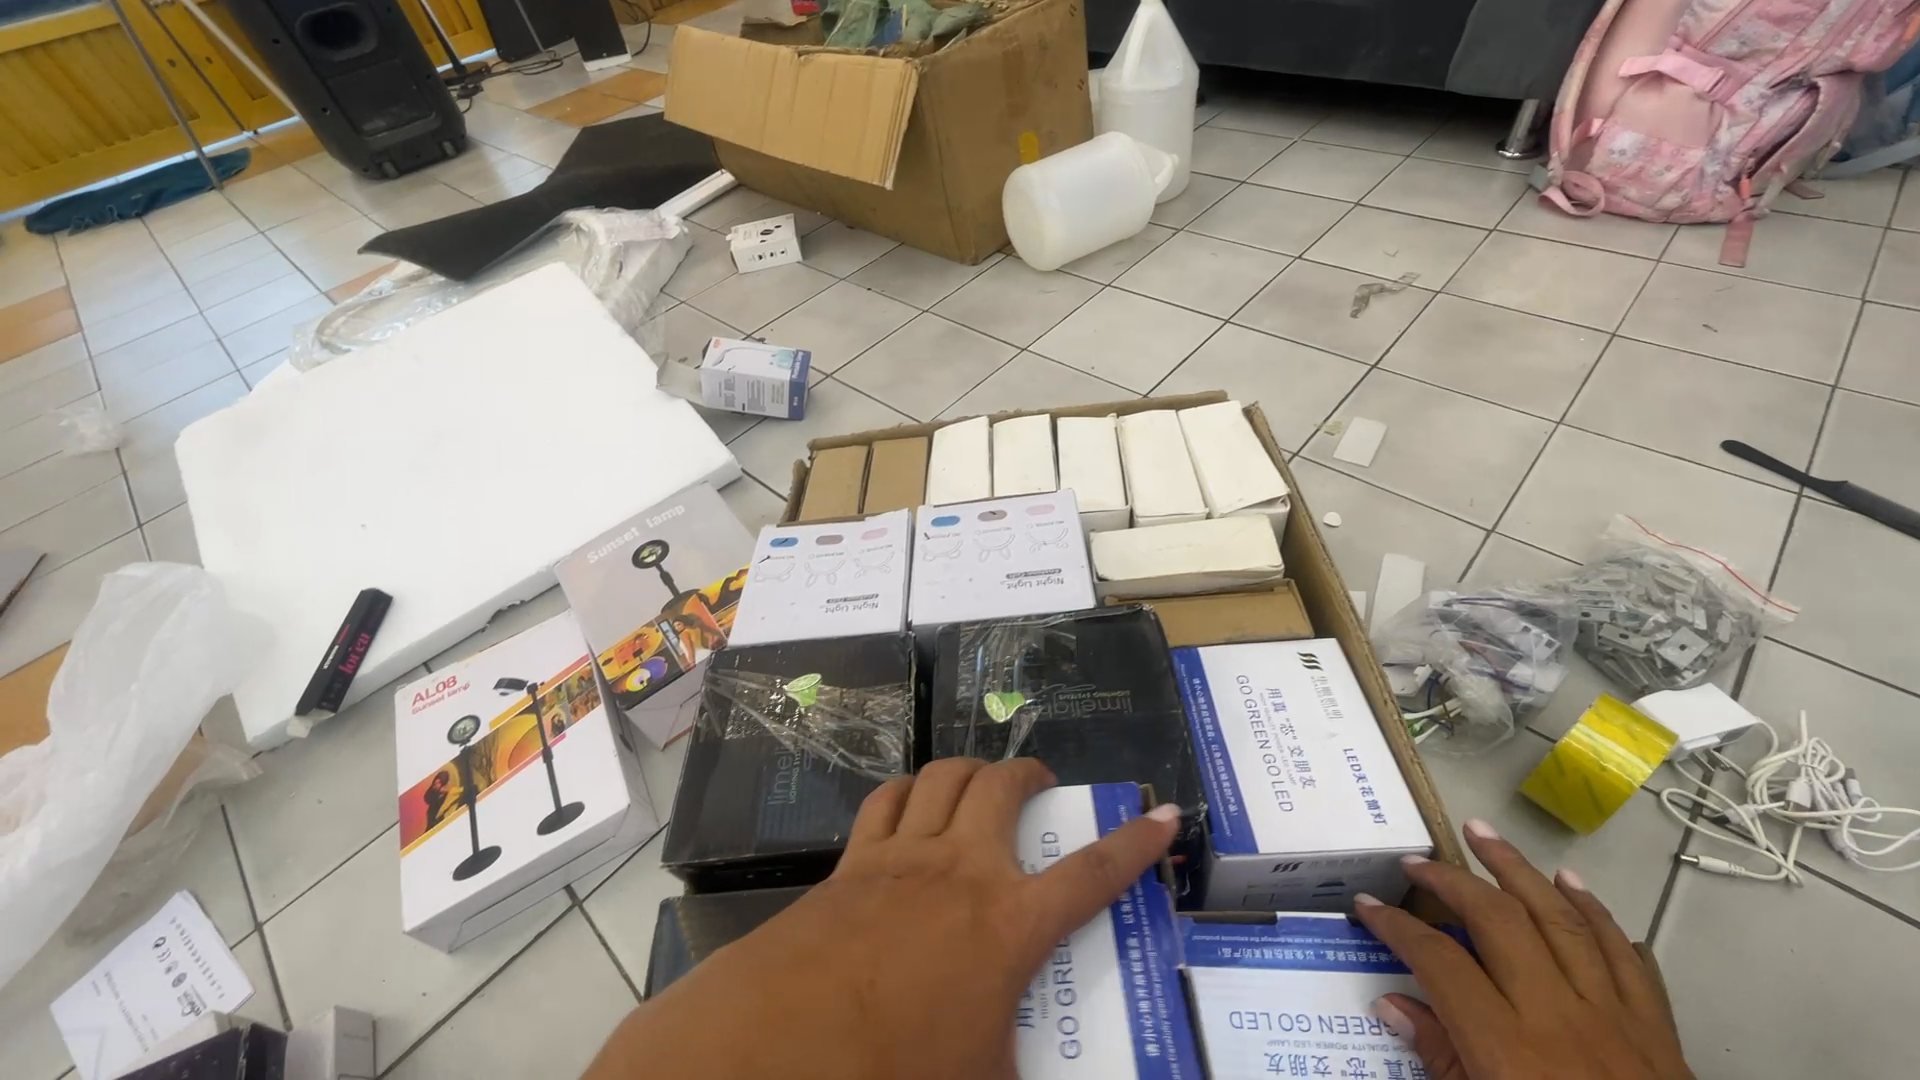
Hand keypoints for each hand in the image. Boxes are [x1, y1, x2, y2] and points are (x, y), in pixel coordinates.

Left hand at [586, 758, 1180, 1079]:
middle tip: (1039, 787)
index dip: (1135, 845)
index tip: (1162, 814)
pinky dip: (908, 791)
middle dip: (1029, 775)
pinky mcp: (855, 858)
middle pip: (1003, 788)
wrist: (783, 1045)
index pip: (1092, 874)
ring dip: (969, 770)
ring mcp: (903, 854)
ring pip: (944, 777)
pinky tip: (911, 804)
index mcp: (1009, 923)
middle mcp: (961, 868)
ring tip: (978, 785)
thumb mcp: (985, 1073)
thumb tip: (1032, 1060)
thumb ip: (1019, 1054)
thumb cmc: (898, 1066)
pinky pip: (887, 800)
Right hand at [1354, 819, 1693, 1079]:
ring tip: (1485, 834)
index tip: (1367, 904)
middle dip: (1453, 880)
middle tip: (1419, 858)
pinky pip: (1628, 957)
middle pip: (1500, 921)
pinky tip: (1573, 884)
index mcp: (1509, 1048)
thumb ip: (1440, 1059)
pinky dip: (1599, 914)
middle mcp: (1560, 1017)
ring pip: (1563, 920)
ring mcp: (1616, 1018)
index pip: (1439, 962)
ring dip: (1519, 870)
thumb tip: (1391, 1005)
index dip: (1397, 926)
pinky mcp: (1659, 1031)